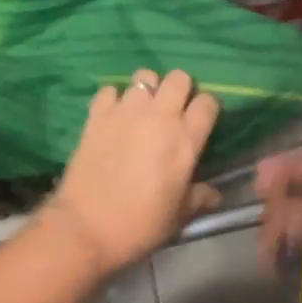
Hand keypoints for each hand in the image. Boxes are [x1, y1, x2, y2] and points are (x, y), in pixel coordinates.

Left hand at [42, 68, 221, 276]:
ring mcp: (126, 111)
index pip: (208, 103)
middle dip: (180, 88)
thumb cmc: (140, 224)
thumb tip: (214, 194)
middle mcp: (158, 116)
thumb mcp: (178, 216)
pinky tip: (113, 115)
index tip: (202, 119)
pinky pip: (110, 90)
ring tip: (142, 109)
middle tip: (173, 108)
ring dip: (147, 90)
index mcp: (184, 140)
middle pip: (178, 78)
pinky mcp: (98, 113)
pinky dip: (114, 98)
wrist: (87, 225)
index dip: (207, 107)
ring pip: (144, 77)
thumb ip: (198, 197)